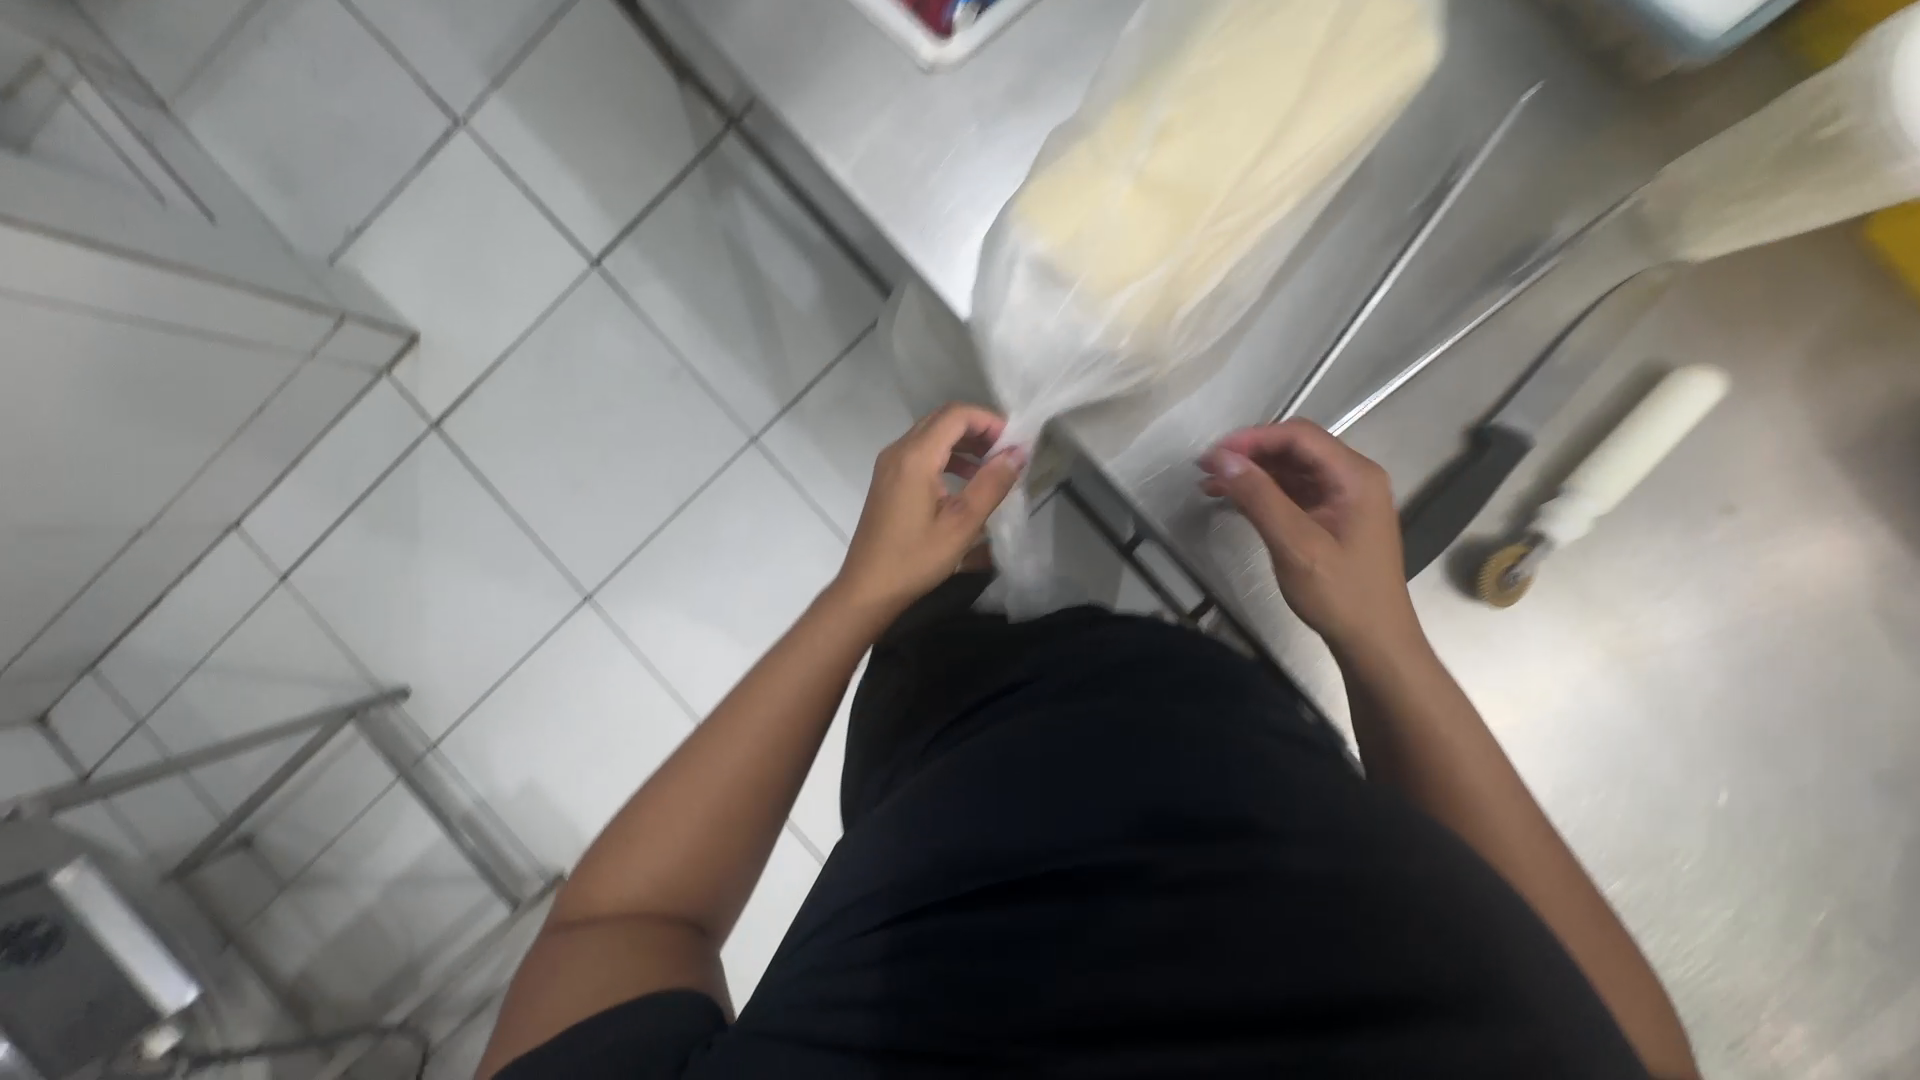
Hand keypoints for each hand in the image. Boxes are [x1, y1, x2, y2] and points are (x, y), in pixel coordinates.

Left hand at [831, 404, 1027, 617]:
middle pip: (942, 420)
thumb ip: (992, 483)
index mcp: (915, 457)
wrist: (868, 588)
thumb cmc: (916, 559)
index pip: (956, 415)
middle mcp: (898, 451)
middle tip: (1007, 452)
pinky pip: (920, 454)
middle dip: (978, 429)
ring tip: (993, 466)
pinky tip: (966, 481)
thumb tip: (1018, 452)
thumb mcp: (962, 524)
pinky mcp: (887, 480)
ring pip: (931, 436)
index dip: (989, 421)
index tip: (1014, 443)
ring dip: (964, 443)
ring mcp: (889, 465)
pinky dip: (947, 457)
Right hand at [1200, 420, 1422, 657]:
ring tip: (1211, 486)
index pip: (1298, 436)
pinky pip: (1294, 492)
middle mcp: (1353, 478)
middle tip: (1207, 469)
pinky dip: (1264, 493)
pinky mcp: (1333, 517)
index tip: (1212, 455)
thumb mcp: (1295, 544)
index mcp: (1355, 476)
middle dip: (1249, 455)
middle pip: (1295, 448)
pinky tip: (1235, 501)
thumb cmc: (1340, 594)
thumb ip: (1258, 497)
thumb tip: (1221, 458)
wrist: (1374, 641)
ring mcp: (1344, 498)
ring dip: (1252, 474)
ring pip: (1292, 470)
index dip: (1252, 439)